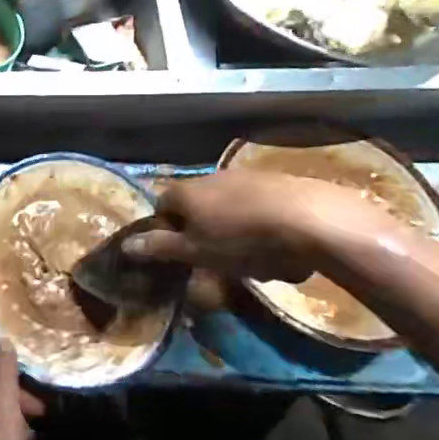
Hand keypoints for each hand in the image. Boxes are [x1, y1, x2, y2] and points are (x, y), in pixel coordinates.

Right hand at [124, 170, 394, 294]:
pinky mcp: (279, 182)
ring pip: (230, 208)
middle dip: (205, 233)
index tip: (180, 254)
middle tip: (219, 262)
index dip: (167, 231)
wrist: (312, 220)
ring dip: (236, 231)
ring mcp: (246, 176)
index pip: (162, 206)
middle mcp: (211, 177)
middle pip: (198, 207)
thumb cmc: (242, 239)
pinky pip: (260, 207)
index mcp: (185, 192)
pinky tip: (281, 247)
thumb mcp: (197, 252)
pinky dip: (263, 226)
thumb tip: (126, 245)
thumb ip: (161, 248)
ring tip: (255, 260)